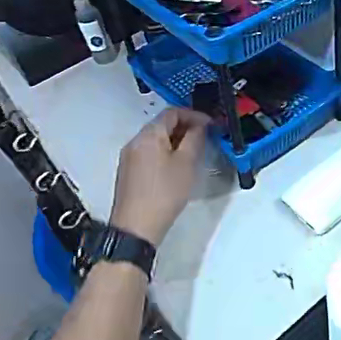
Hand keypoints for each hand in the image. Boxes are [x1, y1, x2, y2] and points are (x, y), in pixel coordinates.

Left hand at [109, 109, 209, 244]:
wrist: (137, 227)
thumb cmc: (165, 193)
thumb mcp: (187, 163)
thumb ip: (195, 138)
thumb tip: (199, 126)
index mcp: (148, 135)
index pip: (172, 112)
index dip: (194, 115)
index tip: (211, 125)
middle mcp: (135, 142)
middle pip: (162, 124)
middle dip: (185, 127)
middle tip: (206, 137)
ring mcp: (129, 157)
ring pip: (156, 139)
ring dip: (176, 140)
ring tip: (194, 152)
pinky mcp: (129, 172)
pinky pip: (150, 153)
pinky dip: (165, 152)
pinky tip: (177, 167)